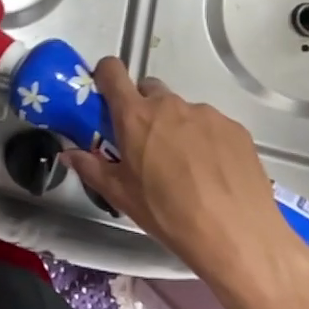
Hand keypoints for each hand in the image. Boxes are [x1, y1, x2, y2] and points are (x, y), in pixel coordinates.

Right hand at [60, 57, 308, 289]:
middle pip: (148, 89)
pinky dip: (207, 140)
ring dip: (176, 126)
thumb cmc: (169, 215)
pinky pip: (211, 125)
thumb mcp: (121, 196)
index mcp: (135, 115)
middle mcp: (169, 105)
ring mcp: (206, 114)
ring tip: (187, 166)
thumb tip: (69, 154)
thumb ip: (90, 167)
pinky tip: (213, 172)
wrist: (239, 238)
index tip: (106, 97)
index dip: (105, 76)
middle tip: (147, 143)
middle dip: (143, 108)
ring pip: (182, 110)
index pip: (111, 70)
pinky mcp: (235, 129)